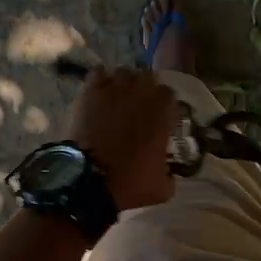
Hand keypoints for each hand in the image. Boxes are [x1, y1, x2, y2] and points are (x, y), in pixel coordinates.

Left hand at [68, 67, 177, 210]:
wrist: (90, 181)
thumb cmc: (130, 182)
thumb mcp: (162, 188)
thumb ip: (170, 174)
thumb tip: (168, 173)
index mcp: (163, 110)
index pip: (170, 95)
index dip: (165, 106)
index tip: (160, 119)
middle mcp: (142, 92)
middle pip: (148, 78)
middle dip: (145, 90)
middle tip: (138, 108)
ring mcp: (115, 88)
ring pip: (123, 73)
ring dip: (123, 83)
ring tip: (118, 99)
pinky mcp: (90, 92)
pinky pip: (98, 74)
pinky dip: (100, 81)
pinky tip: (99, 93)